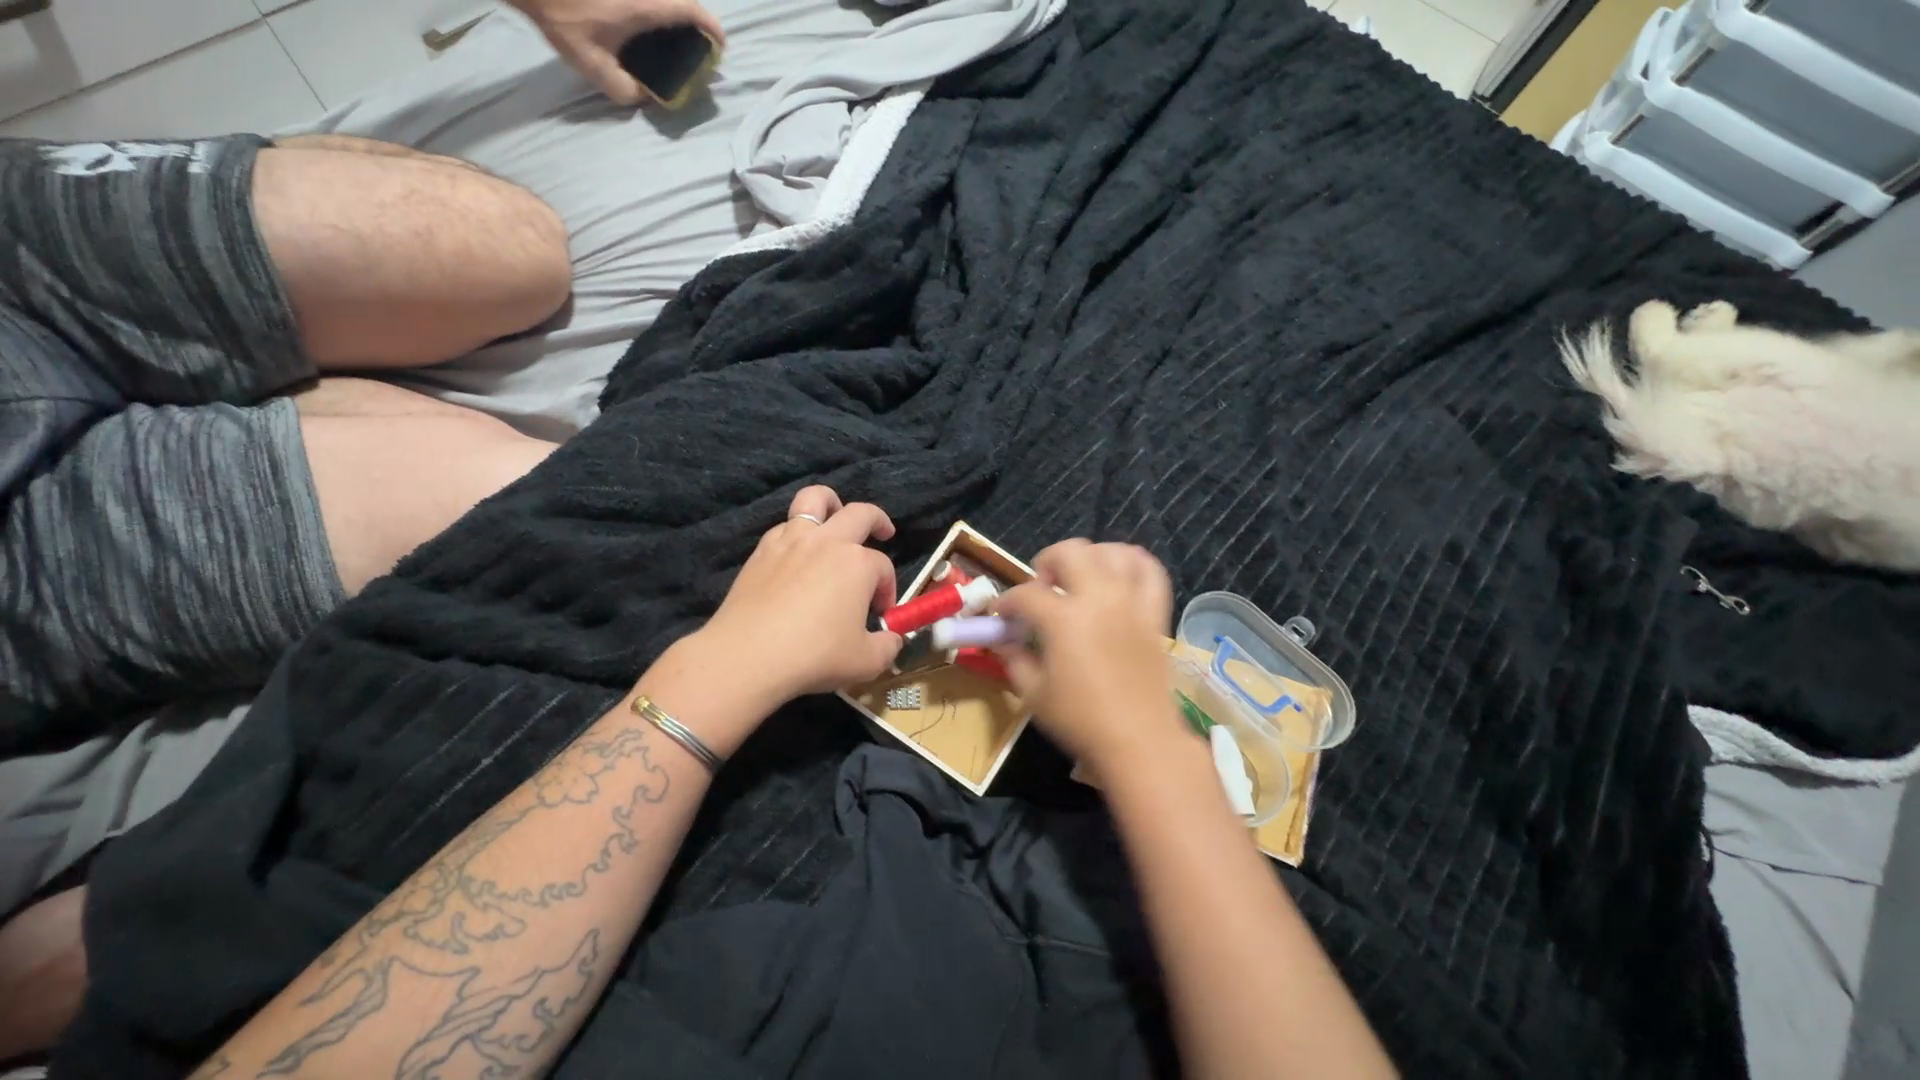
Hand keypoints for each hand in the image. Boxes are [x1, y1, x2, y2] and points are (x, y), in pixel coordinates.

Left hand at [513, 0, 724, 105]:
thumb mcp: (591, 64)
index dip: (712, 27)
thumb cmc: (563, 16)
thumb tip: (641, 95)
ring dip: (670, 10)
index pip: (692, 10)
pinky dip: (651, 7)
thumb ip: (622, 89)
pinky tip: (635, 21)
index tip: (719, 43)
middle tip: (692, 41)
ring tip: (667, 32)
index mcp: (646, 7)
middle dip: (693, 19)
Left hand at [697, 486, 903, 702]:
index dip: (887, 590)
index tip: (879, 614)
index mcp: (858, 563)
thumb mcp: (866, 662)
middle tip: (884, 531)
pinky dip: (796, 531)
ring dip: (831, 503)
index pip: (883, 568)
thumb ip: (887, 647)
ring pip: (813, 500)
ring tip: (835, 516)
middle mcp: (827, 542)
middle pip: (860, 514)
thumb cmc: (814, 656)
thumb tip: (892, 639)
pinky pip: (784, 526)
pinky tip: (797, 552)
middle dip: (878, 520)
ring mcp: (790, 541)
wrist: (748, 656)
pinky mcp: (761, 551)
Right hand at [995, 541, 1185, 771]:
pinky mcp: (1155, 614)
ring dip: (1089, 557)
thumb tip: (1004, 640)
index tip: (1001, 616)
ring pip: (1111, 552)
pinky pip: (1150, 571)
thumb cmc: (1080, 720)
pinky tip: (1118, 574)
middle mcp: (1098, 598)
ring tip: (1079, 578)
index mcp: (1063, 619)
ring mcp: (1131, 602)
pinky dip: (1133, 563)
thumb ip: (1015, 659)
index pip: (1025, 594)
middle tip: (1040, 588)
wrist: (1139, 740)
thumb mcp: (1033, 693)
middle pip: (1069, 553)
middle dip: (1046, 563)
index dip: (1006, 602)